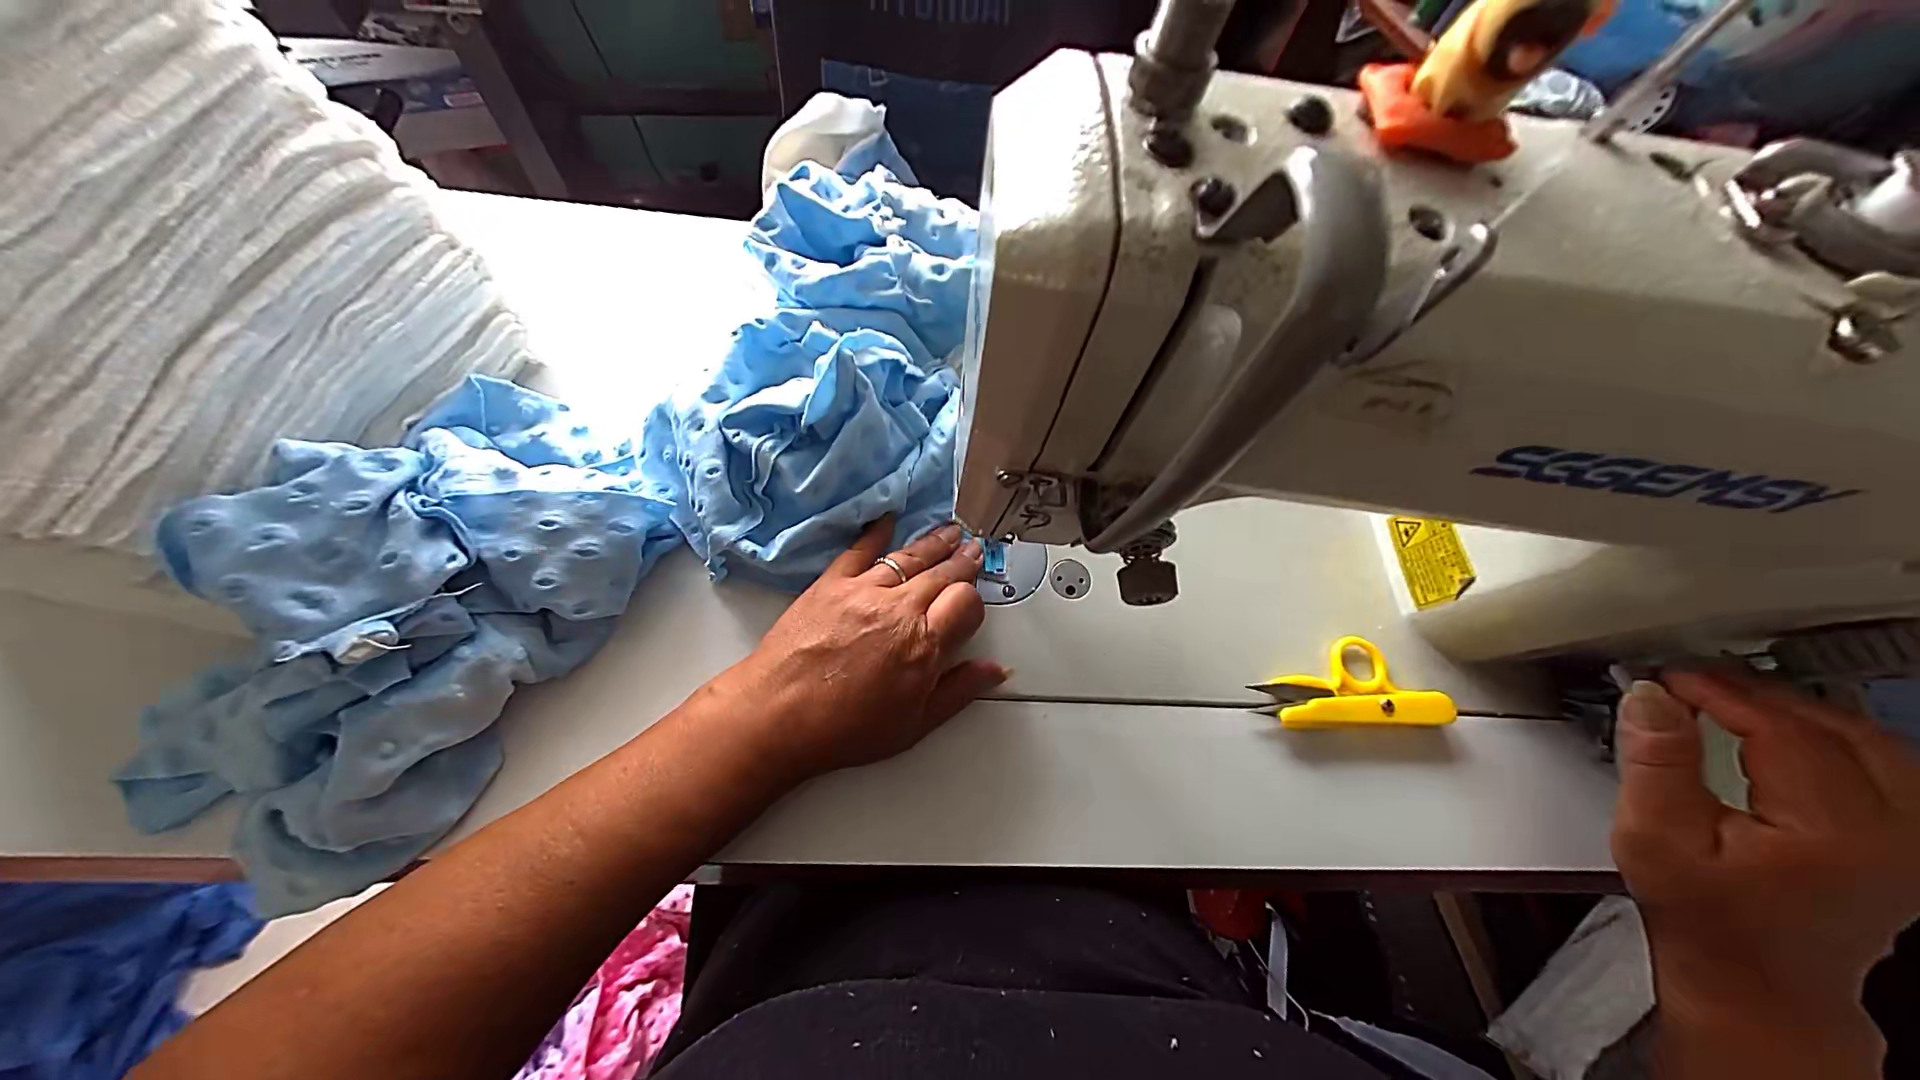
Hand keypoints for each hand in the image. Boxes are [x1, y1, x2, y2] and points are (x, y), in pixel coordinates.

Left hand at [717, 518, 1006, 780]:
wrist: (776, 716)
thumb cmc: (844, 729)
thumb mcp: (914, 725)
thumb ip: (959, 691)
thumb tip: (995, 671)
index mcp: (923, 644)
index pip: (966, 602)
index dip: (974, 601)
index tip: (971, 606)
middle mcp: (898, 609)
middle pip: (941, 574)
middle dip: (962, 560)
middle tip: (974, 549)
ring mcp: (863, 591)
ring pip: (908, 557)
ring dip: (933, 543)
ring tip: (950, 531)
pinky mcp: (830, 584)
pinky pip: (859, 550)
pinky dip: (876, 533)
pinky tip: (888, 520)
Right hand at [1612, 671, 1919, 1034]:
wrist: (1752, 979)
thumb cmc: (1702, 917)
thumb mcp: (1652, 835)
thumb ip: (1653, 762)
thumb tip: (1651, 698)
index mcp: (1835, 833)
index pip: (1785, 731)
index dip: (1721, 693)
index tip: (1668, 678)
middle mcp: (1895, 837)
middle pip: (1842, 730)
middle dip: (1761, 694)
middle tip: (1695, 680)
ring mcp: (1910, 844)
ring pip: (1875, 745)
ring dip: (1799, 710)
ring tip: (1731, 697)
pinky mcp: (1902, 846)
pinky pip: (1885, 768)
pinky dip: (1828, 736)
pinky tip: (1780, 731)